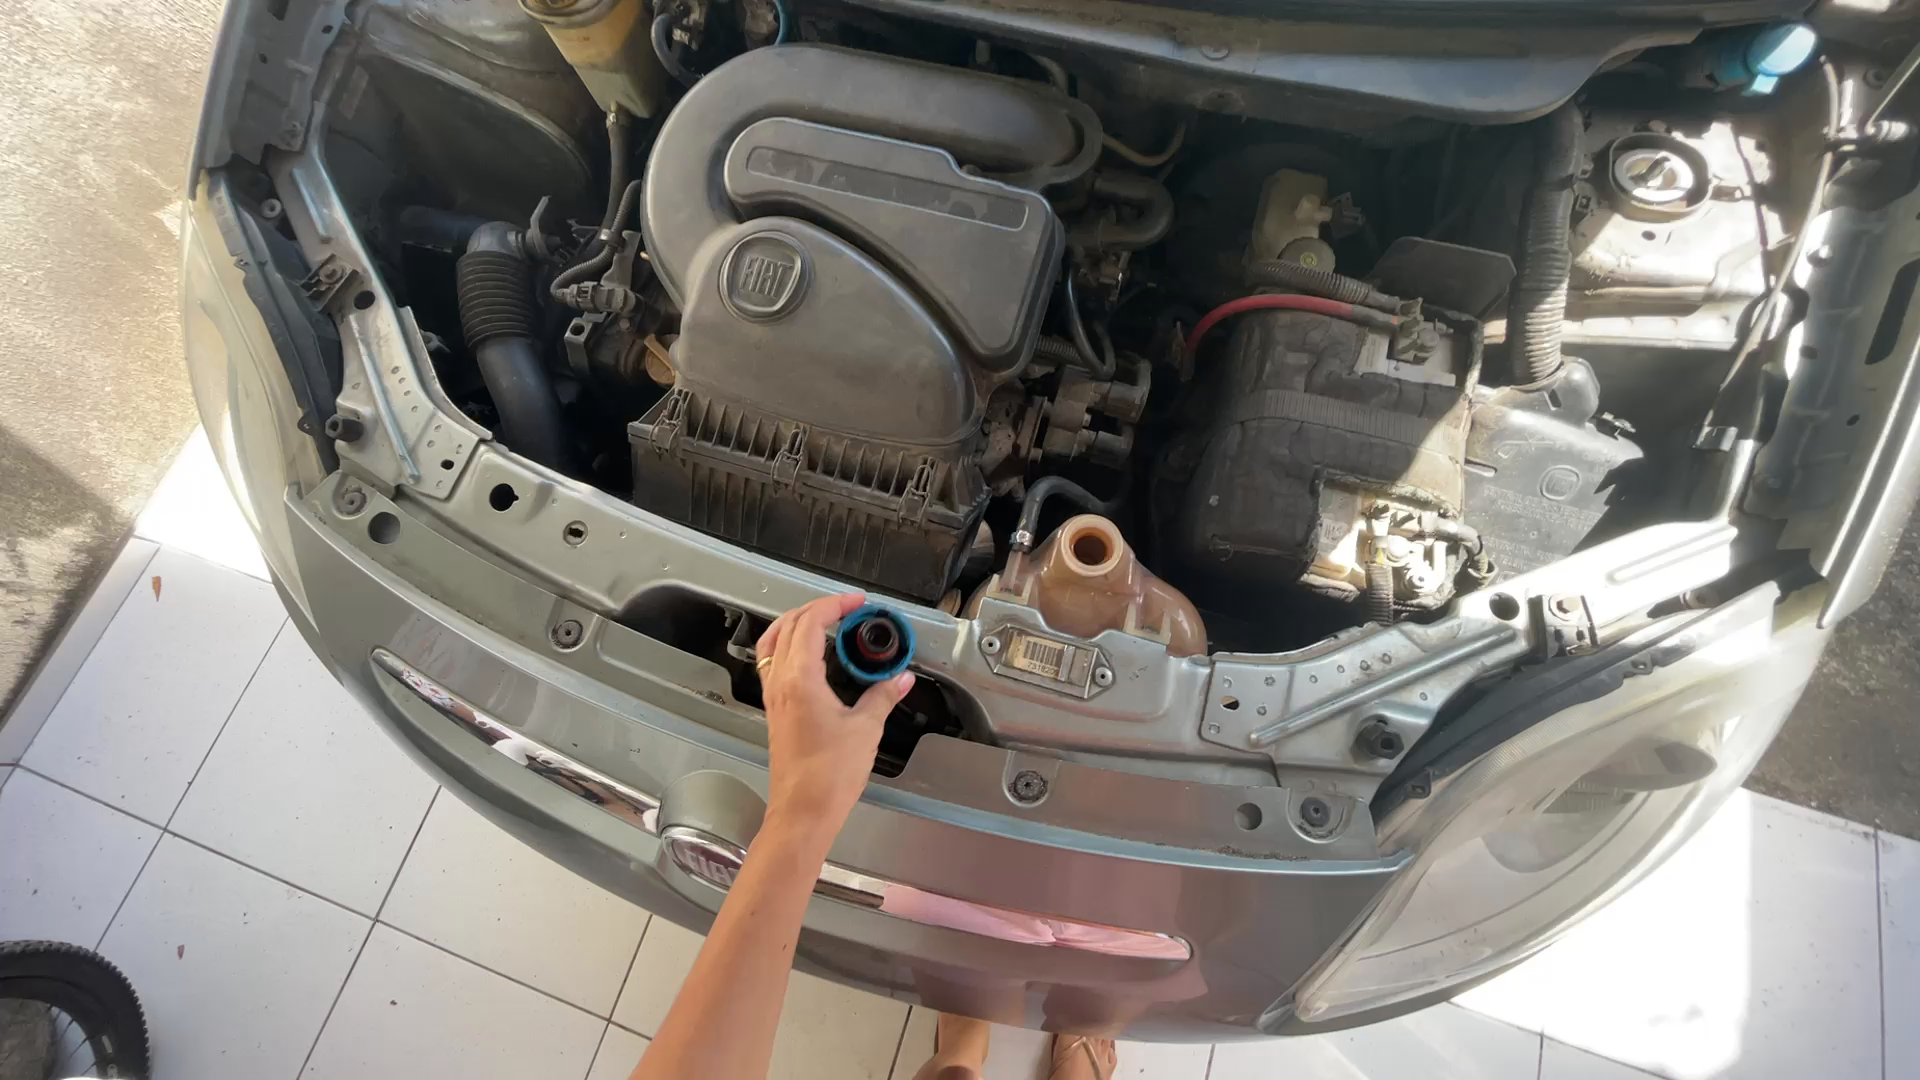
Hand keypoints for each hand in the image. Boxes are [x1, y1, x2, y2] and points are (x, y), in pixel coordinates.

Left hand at [755, 593, 914, 836]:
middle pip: (787, 626)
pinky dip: (789, 646)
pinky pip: (773, 663)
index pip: (809, 623)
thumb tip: (902, 677)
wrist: (803, 811)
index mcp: (800, 679)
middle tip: (846, 608)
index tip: (857, 602)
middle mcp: (779, 682)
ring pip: (773, 642)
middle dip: (816, 609)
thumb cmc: (831, 773)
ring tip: (825, 622)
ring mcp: (772, 696)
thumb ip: (883, 695)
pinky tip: (811, 655)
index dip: (834, 605)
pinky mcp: (774, 710)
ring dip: (797, 624)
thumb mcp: (866, 728)